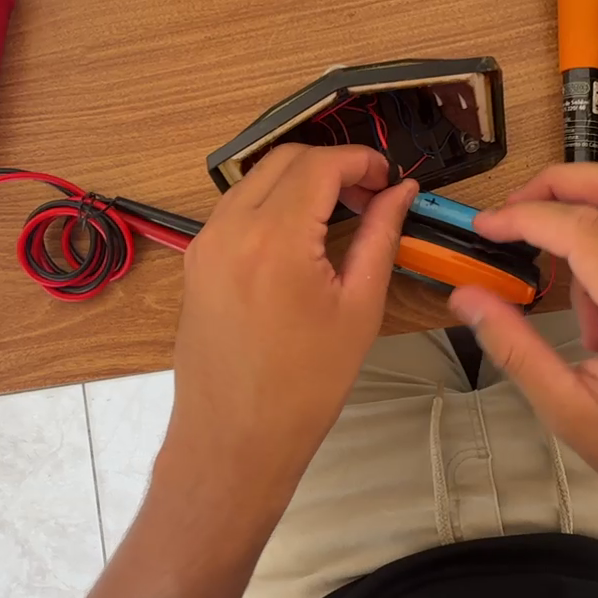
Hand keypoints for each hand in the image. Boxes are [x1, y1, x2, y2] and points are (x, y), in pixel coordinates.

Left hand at [158, 144, 418, 518]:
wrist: (234, 439)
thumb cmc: (305, 385)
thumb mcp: (358, 308)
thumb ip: (381, 235)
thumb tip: (401, 190)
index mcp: (276, 238)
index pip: (321, 164)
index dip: (361, 160)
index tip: (388, 178)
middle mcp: (231, 227)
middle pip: (286, 158)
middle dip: (333, 164)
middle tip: (370, 194)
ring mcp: (205, 241)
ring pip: (257, 177)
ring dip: (301, 180)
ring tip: (340, 212)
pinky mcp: (196, 259)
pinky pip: (237, 206)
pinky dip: (273, 201)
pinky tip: (301, 232)